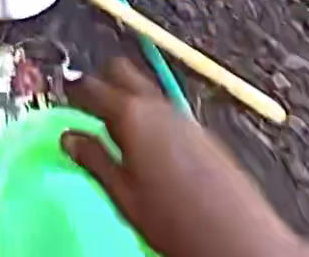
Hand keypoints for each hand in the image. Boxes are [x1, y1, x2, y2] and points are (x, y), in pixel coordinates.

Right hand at [63, 59, 308, 256]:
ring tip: (118, 126)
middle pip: (120, 69)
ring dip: (127, 95)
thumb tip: (68, 138)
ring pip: (144, 86)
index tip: (64, 95)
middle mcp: (155, 105)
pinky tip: (150, 144)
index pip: (91, 87)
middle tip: (90, 102)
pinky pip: (165, 106)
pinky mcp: (201, 130)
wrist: (244, 244)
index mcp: (130, 115)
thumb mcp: (124, 196)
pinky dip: (150, 112)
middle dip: (101, 79)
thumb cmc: (176, 223)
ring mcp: (181, 114)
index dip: (73, 89)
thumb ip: (94, 160)